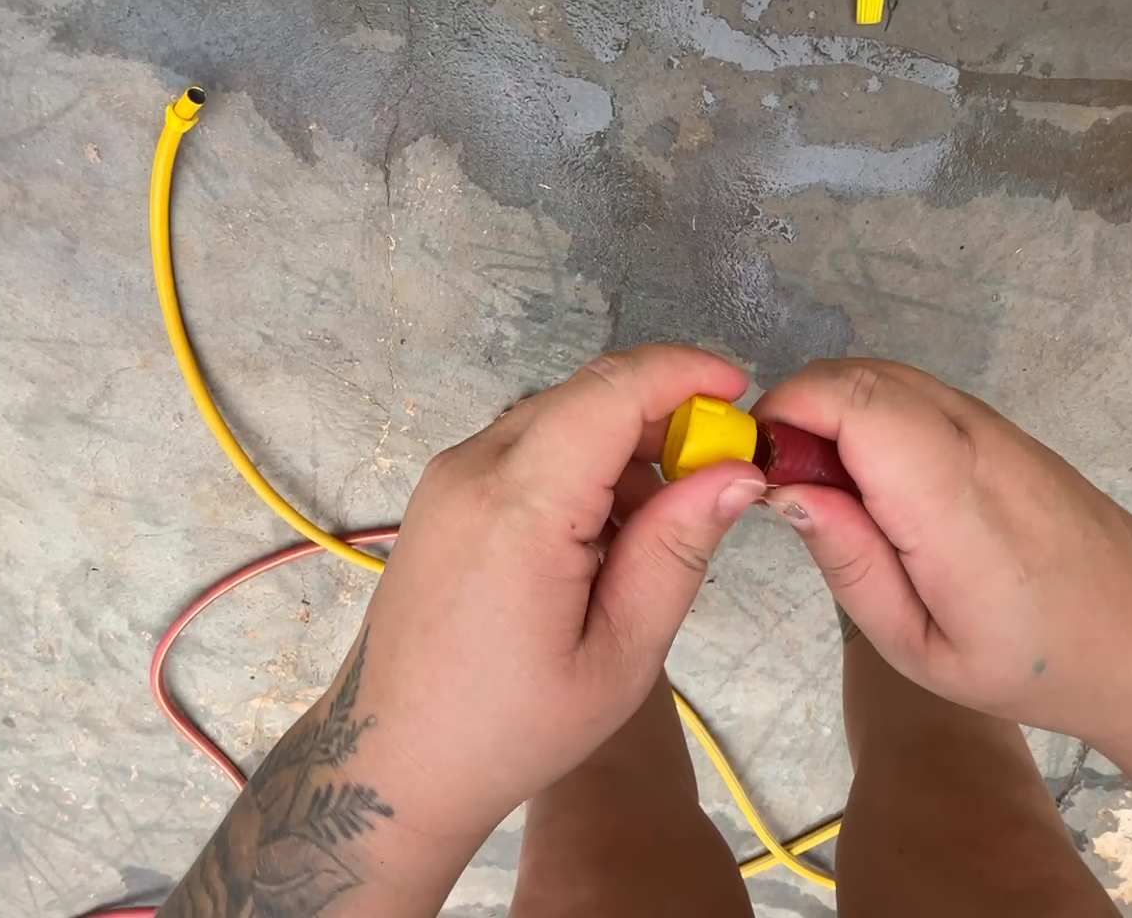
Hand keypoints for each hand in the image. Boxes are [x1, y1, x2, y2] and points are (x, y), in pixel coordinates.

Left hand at [352, 345, 767, 838]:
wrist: (392, 759)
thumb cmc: (513, 725)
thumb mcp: (621, 652)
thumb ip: (679, 548)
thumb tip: (738, 471)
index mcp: (520, 504)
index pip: (611, 390)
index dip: (683, 371)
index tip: (739, 390)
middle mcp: (475, 464)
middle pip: (588, 394)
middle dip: (661, 414)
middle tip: (708, 476)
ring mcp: (451, 471)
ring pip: (561, 415)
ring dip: (621, 445)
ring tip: (646, 531)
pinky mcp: (445, 487)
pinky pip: (530, 444)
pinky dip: (581, 463)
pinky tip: (596, 533)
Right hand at [753, 359, 1131, 745]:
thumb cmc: (1031, 661)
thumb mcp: (916, 644)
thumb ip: (847, 560)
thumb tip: (783, 488)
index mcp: (949, 495)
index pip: (850, 399)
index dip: (785, 412)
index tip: (761, 468)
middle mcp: (969, 435)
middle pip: (854, 374)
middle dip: (795, 410)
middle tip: (787, 483)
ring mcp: (988, 420)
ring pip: (876, 374)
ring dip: (827, 410)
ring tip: (829, 485)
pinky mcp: (994, 422)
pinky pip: (906, 390)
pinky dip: (863, 413)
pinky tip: (872, 477)